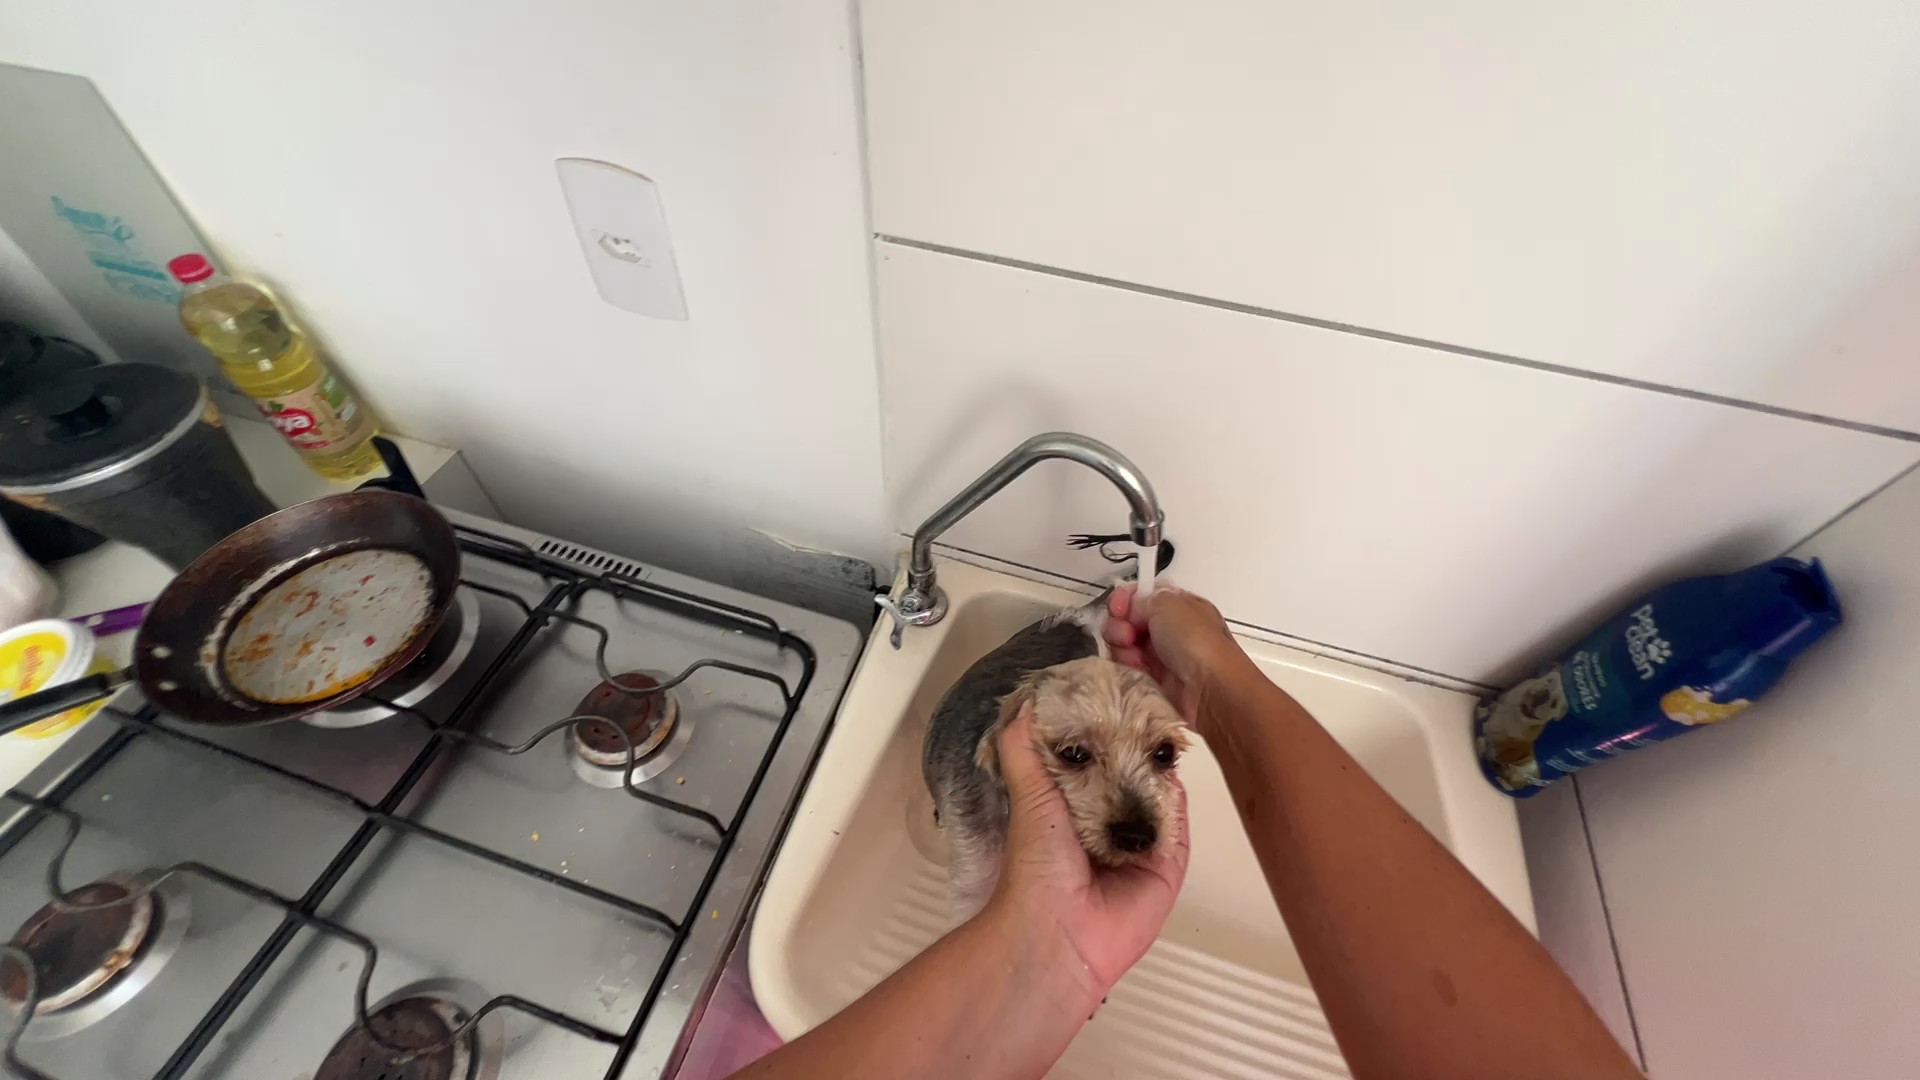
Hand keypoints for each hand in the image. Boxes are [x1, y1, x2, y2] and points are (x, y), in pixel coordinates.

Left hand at [982, 704, 1189, 1002]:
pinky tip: (1172, 771)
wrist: (1059, 931)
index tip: (1112, 700)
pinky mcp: (1167, 866)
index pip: (1098, 763)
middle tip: (1148, 710)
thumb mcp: (1027, 793)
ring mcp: (1140, 845)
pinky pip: (1179, 828)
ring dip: (1159, 770)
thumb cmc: (1037, 864)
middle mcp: (1109, 822)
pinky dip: (1177, 801)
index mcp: (1076, 807)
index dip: (1105, 735)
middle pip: (1133, 777)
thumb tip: (1022, 703)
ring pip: (1159, 797)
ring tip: (1163, 733)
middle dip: (1138, 749)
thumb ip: (1023, 749)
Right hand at [1103, 584, 1247, 740]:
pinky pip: (1127, 665)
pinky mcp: (1153, 678)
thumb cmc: (1195, 640)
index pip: (1142, 595)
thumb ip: (1141, 599)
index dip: (1125, 598)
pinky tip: (1134, 666)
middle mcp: (1169, 628)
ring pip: (1124, 643)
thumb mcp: (1168, 603)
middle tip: (1126, 634)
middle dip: (1119, 624)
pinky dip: (1125, 664)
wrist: (1210, 688)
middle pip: (1128, 619)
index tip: (1117, 608)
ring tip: (1132, 654)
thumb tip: (1129, 611)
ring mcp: (1161, 654)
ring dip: (1121, 646)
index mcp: (1179, 605)